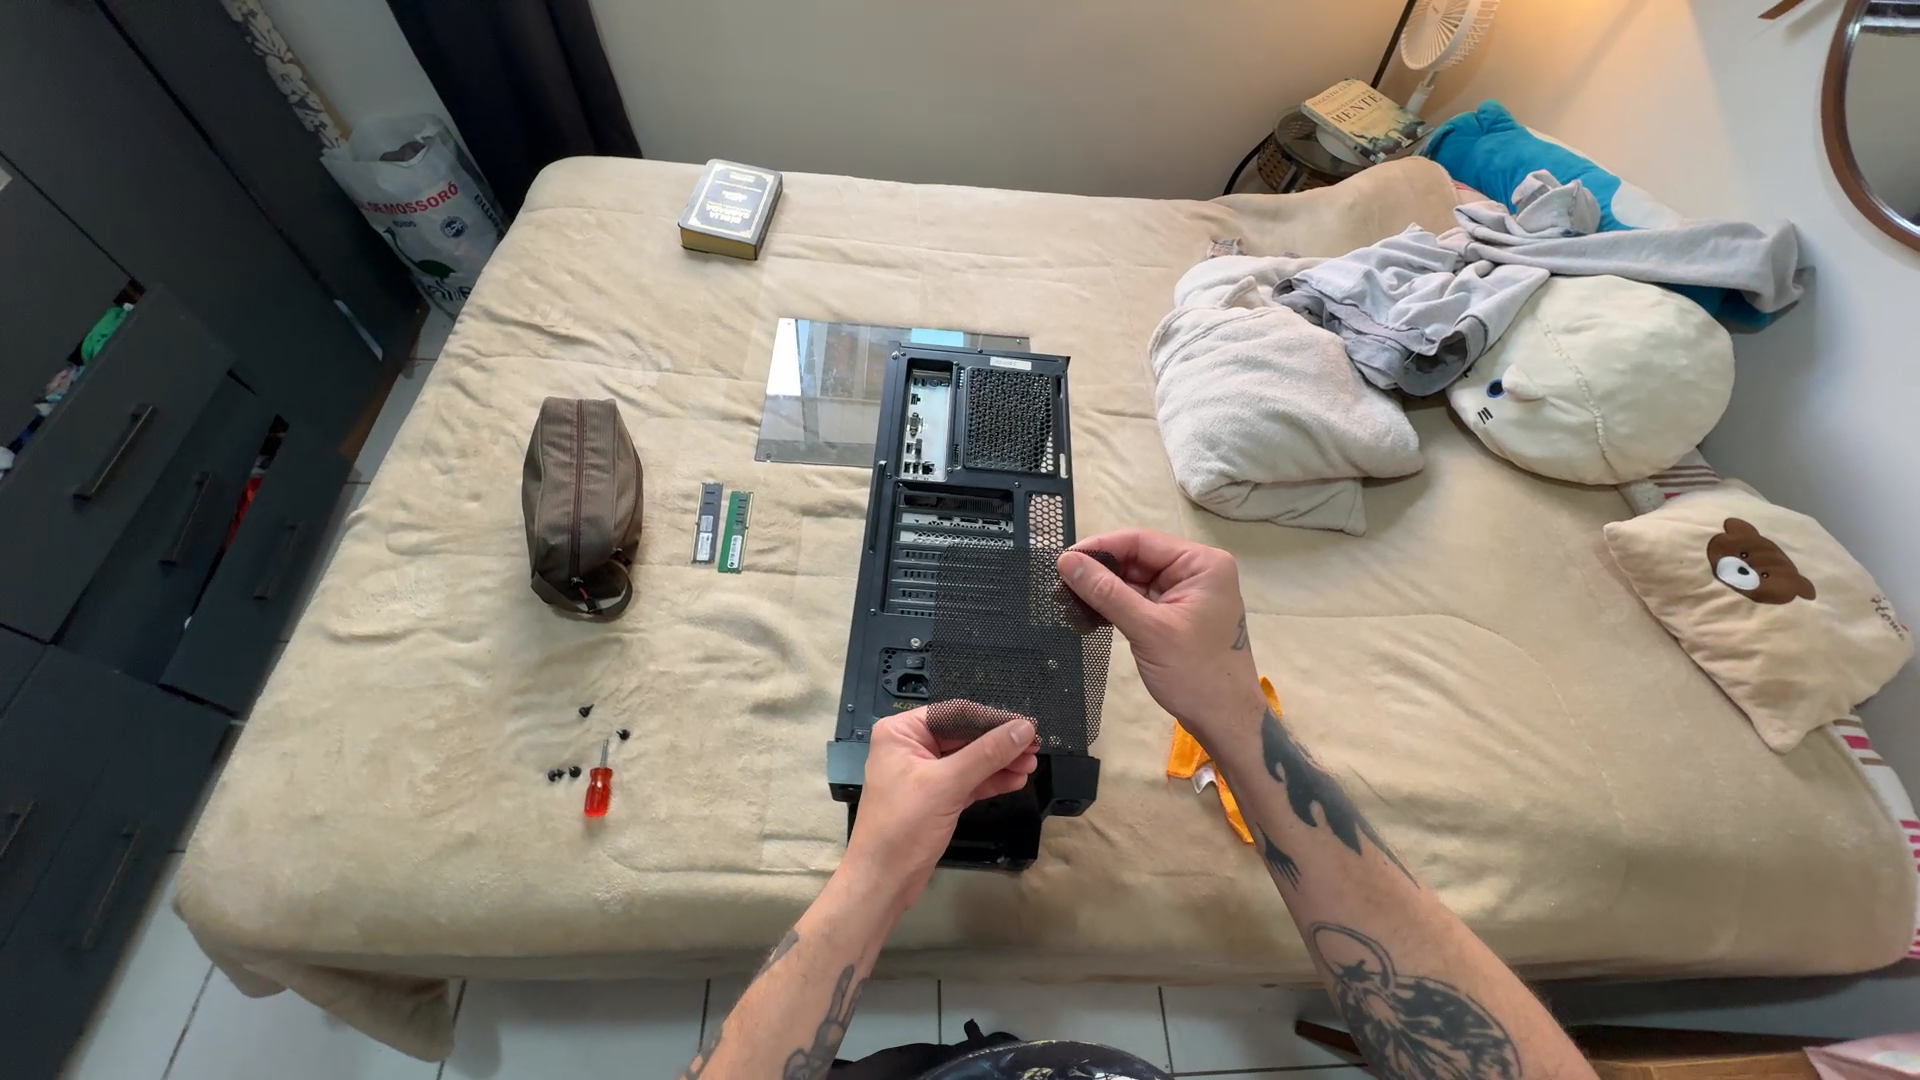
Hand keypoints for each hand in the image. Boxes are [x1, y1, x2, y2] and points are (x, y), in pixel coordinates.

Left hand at [843, 705, 1037, 909]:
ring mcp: (924, 773)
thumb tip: (1024, 728)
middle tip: (1034, 747)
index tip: (1026, 725)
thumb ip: (987, 754)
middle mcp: (911, 746)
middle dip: (999, 743)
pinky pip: (968, 780)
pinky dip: (990, 780)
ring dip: (999, 762)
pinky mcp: (936, 797)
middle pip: (964, 735)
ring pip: (969, 759)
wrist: (883, 882)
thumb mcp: (947, 785)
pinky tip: (1015, 780)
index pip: (955, 714)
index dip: (992, 719)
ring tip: (1031, 765)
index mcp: (902, 732)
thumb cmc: (904, 826)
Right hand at [1058, 529, 1264, 749]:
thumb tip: (1066, 561)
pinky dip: (1113, 606)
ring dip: (1101, 591)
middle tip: (1060, 587)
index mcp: (1202, 564)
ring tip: (1066, 602)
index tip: (1063, 561)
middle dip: (1098, 572)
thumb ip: (1105, 592)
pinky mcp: (1175, 614)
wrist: (1225, 722)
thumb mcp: (1147, 629)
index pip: (1141, 541)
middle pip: (1136, 558)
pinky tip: (1087, 615)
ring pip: (1133, 580)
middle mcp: (1196, 571)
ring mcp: (1186, 593)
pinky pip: (1138, 600)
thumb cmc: (1196, 673)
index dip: (1099, 548)